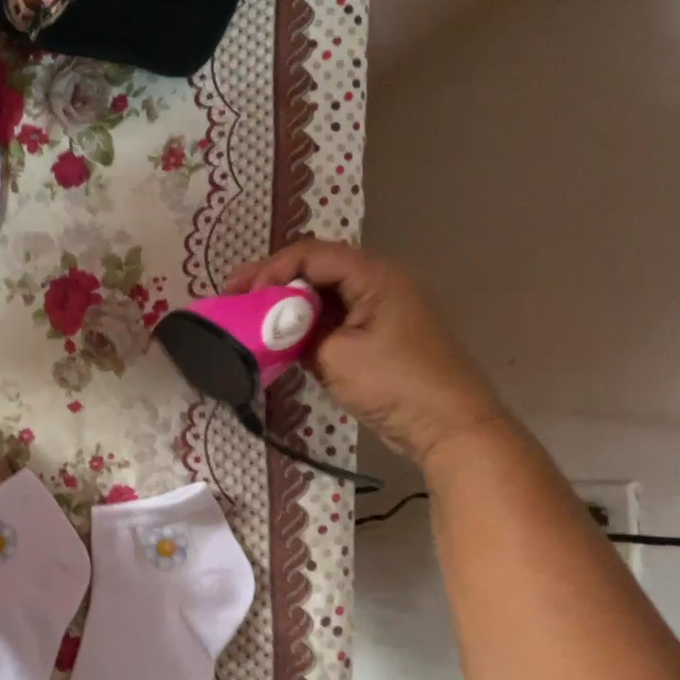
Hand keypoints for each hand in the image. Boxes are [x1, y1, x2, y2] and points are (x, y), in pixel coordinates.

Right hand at [227, 240, 508, 465]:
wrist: (447, 424)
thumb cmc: (392, 383)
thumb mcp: (333, 354)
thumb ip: (297, 332)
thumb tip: (270, 326)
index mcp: (374, 276)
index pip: (310, 254)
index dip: (269, 269)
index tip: (238, 295)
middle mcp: (378, 283)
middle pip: (315, 268)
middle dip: (271, 280)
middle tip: (232, 298)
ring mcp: (378, 309)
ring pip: (321, 293)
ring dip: (284, 303)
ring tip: (247, 317)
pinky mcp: (376, 334)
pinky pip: (331, 317)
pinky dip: (302, 322)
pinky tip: (276, 336)